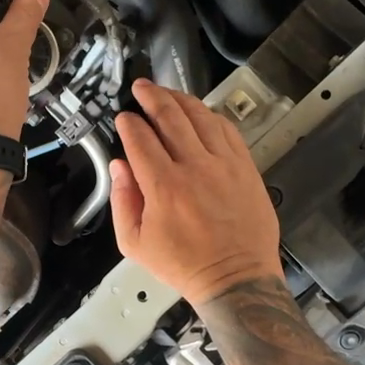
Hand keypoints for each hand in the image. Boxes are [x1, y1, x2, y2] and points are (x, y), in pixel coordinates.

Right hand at [111, 79, 283, 305]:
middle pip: (171, 117)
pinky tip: (200, 113)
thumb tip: (119, 166)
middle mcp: (194, 167)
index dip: (129, 123)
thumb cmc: (183, 264)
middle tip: (141, 87)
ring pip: (201, 117)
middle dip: (152, 97)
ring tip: (167, 93)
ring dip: (181, 100)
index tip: (123, 117)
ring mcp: (224, 164)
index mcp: (163, 186)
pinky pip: (227, 130)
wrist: (236, 277)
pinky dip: (210, 116)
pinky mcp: (245, 167)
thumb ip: (122, 201)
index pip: (141, 139)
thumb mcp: (135, 243)